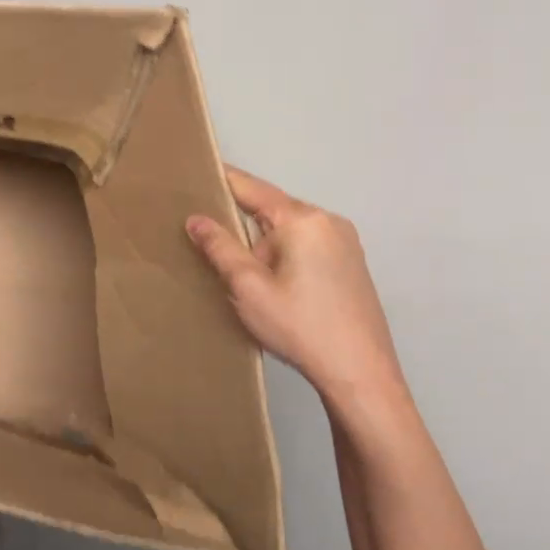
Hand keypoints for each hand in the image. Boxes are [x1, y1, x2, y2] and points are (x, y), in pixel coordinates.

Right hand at [187, 167, 407, 407]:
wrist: (362, 376)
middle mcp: (328, 222)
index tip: (187, 172)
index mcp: (303, 221)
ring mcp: (344, 243)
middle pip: (268, 205)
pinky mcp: (349, 263)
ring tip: (222, 249)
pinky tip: (259, 270)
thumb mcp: (247, 286)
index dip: (217, 179)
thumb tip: (195, 219)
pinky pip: (301, 241)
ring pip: (284, 225)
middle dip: (235, 212)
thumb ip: (219, 246)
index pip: (249, 187)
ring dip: (256, 235)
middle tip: (196, 221)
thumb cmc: (300, 326)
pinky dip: (276, 247)